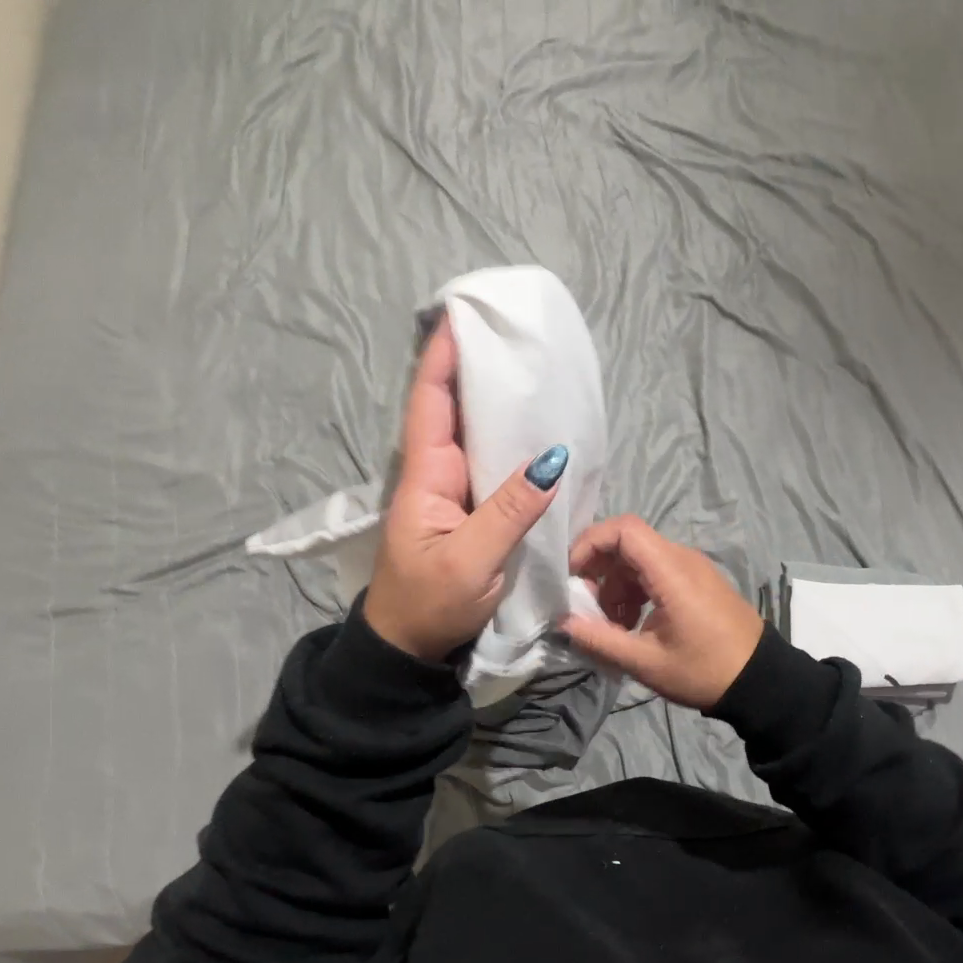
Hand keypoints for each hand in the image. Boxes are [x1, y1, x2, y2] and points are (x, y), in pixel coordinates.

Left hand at [363, 318, 569, 661]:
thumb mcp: (471, 563)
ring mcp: (455, 492)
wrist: (412, 649)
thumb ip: (509, 511)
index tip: (459, 314)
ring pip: (475, 434)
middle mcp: (438, 474)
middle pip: (453, 408)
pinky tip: (536, 427)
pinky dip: (511, 441)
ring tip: (528, 365)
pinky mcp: (472, 511)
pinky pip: (493, 464)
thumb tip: (550, 458)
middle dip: (474, 366)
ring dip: (495, 400)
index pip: (430, 402)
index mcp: (426, 477)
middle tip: (509, 331)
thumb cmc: (430, 605)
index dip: (441, 357)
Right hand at [561, 515, 764, 709]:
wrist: (760, 681)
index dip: (590, 543)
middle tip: (585, 605)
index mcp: (671, 571)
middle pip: (627, 542)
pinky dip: (634, 590)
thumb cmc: (704, 671)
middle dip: (598, 569)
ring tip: (609, 624)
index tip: (572, 575)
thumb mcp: (646, 662)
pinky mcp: (696, 581)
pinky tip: (631, 624)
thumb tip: (562, 624)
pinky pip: (655, 571)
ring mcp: (692, 568)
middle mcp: (682, 558)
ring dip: (615, 584)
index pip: (623, 529)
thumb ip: (600, 640)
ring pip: (639, 558)